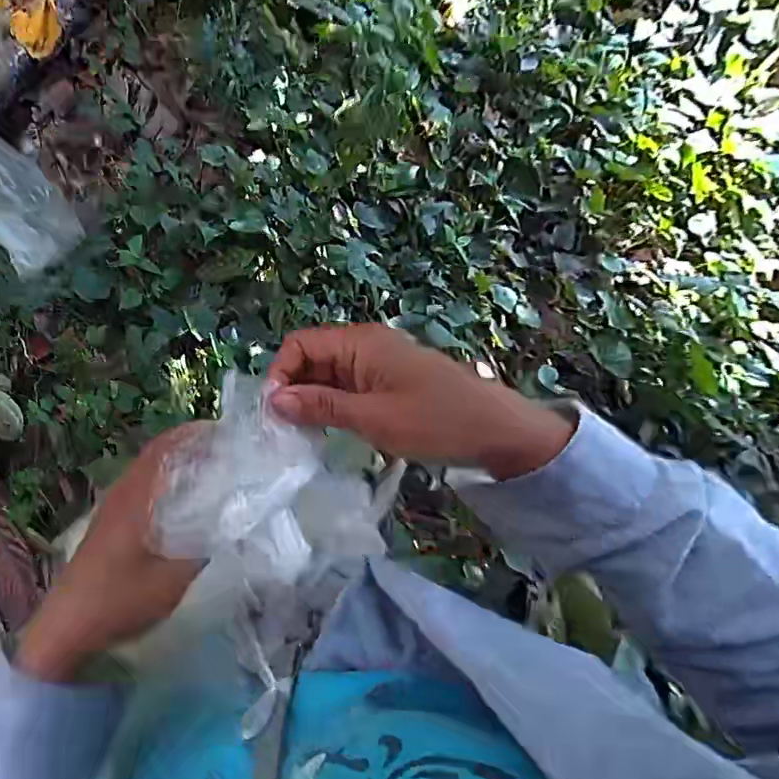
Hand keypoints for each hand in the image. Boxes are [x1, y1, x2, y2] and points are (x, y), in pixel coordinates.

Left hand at [15, 424, 208, 681]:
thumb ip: (206, 547)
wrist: (69, 622)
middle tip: (231, 455)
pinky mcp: (109, 524)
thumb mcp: (173, 578)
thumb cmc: (120, 598)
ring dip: (180, 467)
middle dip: (193, 449)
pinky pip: (144, 491)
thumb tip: (239, 520)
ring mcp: (112, 507)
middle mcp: (122, 492)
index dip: (195, 435)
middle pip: (158, 456)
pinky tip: (186, 508)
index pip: (166, 447)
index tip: (228, 434)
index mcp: (136, 495)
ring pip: (150, 474)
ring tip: (216, 476)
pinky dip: (168, 487)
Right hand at [264, 324, 573, 479]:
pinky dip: (331, 404)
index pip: (299, 345)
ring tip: (304, 433)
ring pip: (326, 374)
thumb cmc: (437, 422)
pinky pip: (345, 386)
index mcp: (360, 342)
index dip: (280, 374)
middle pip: (310, 358)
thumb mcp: (372, 418)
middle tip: (285, 428)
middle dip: (292, 389)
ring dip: (310, 400)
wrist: (505, 435)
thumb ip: (319, 406)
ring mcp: (377, 362)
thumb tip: (273, 401)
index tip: (275, 411)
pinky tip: (329, 429)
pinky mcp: (388, 381)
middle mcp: (365, 345)